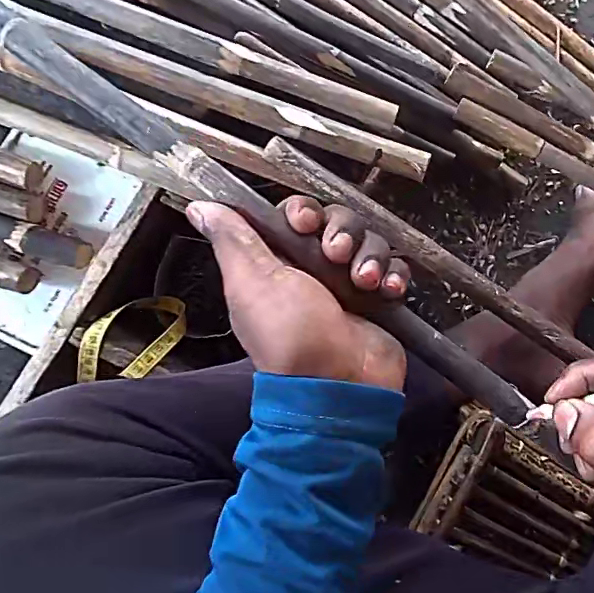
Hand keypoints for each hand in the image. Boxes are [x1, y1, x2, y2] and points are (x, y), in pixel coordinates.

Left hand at [186, 196, 409, 390]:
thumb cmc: (289, 335)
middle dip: (342, 232)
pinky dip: (393, 274)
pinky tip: (386, 290)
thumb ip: (231, 239)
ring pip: (369, 241)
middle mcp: (314, 269)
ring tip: (363, 281)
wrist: (337, 385)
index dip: (304, 212)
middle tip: (336, 256)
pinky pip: (393, 268)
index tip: (304, 224)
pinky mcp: (378, 298)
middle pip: (338, 222)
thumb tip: (199, 207)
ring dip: (369, 255)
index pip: (297, 214)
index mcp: (278, 261)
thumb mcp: (251, 282)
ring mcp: (348, 283)